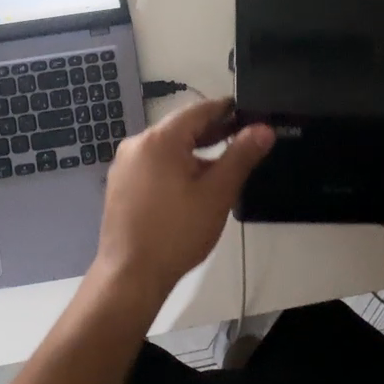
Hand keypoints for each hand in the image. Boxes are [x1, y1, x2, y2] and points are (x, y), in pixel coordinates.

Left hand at [94, 98, 273, 299]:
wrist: (131, 275)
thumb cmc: (177, 232)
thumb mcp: (217, 193)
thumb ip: (241, 156)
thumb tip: (263, 128)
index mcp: (159, 139)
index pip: (199, 111)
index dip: (226, 109)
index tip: (248, 110)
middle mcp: (137, 145)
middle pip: (180, 128)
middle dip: (212, 131)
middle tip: (244, 136)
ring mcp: (124, 166)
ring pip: (167, 148)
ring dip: (194, 151)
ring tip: (223, 162)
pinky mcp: (120, 186)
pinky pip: (153, 165)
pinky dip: (175, 166)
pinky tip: (192, 184)